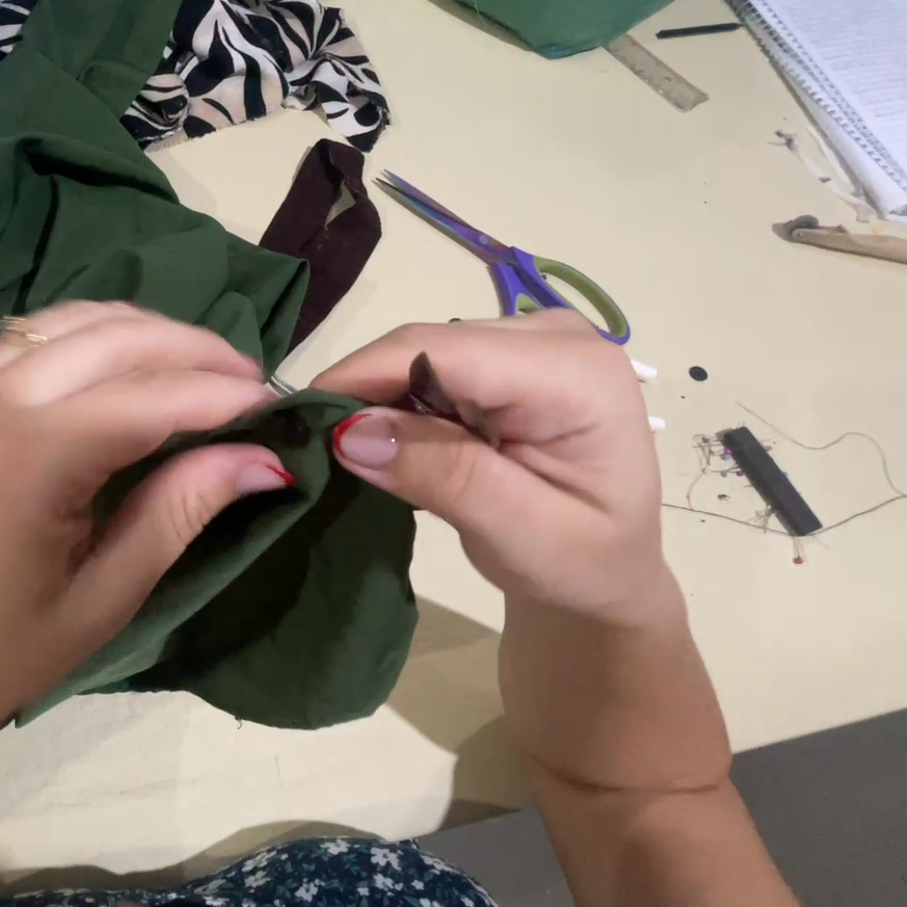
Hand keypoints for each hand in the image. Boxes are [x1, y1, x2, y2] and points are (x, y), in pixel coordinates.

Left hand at [0, 301, 291, 776]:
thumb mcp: (104, 597)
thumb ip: (180, 510)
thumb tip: (266, 457)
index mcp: (28, 458)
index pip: (150, 398)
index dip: (224, 397)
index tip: (283, 407)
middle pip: (116, 339)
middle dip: (194, 349)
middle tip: (252, 382)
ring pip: (75, 322)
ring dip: (146, 333)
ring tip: (202, 368)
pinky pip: (37, 337)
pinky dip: (94, 336)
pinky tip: (129, 364)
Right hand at [313, 310, 665, 621]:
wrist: (605, 570)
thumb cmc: (578, 563)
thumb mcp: (519, 533)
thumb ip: (442, 475)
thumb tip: (347, 431)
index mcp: (576, 374)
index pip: (441, 350)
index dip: (363, 376)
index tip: (301, 422)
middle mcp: (553, 337)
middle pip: (423, 344)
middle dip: (366, 392)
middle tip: (324, 450)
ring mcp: (527, 340)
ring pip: (414, 350)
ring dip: (379, 399)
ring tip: (366, 453)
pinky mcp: (503, 352)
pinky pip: (422, 362)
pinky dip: (396, 400)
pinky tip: (401, 440)